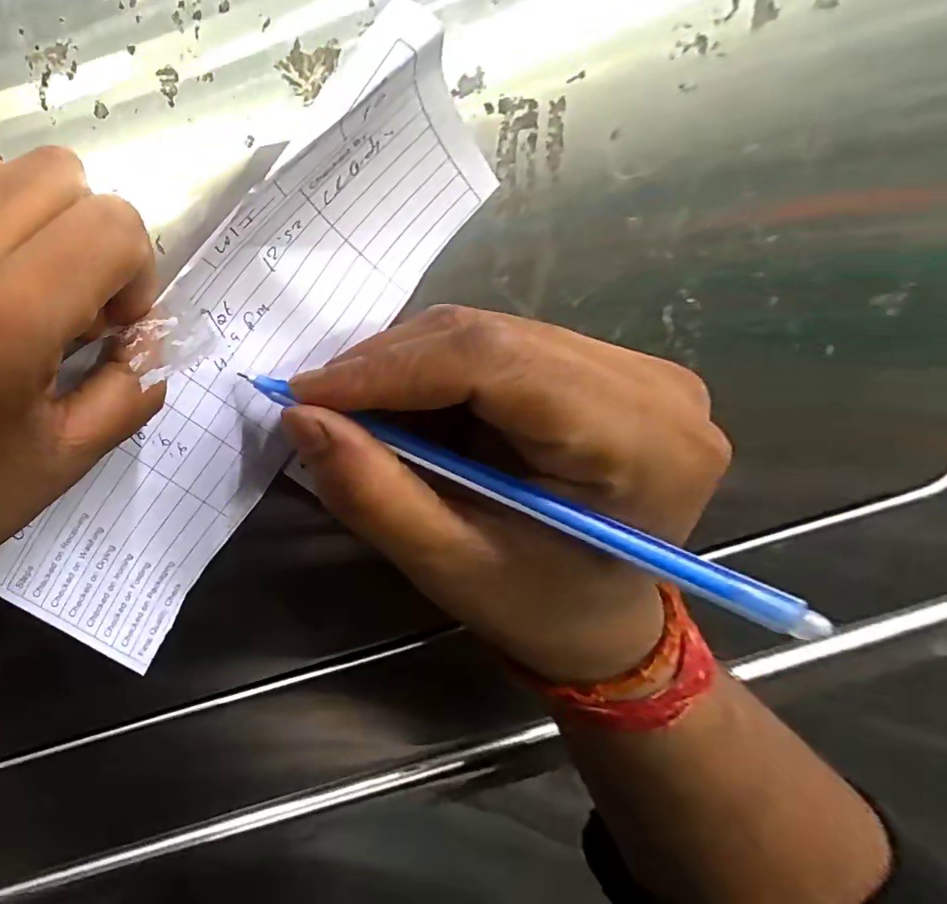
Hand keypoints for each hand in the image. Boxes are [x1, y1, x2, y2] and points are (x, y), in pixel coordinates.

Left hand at [0, 138, 165, 625]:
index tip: (107, 325)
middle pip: (53, 172)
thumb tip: (147, 326)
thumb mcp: (71, 456)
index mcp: (3, 323)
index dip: (134, 271)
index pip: (112, 224)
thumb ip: (136, 380)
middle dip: (81, 232)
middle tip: (58, 299)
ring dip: (9, 208)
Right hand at [281, 305, 731, 683]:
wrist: (598, 615)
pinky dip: (416, 369)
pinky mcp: (586, 364)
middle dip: (380, 365)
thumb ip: (371, 491)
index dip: (386, 369)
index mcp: (638, 440)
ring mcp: (621, 365)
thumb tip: (300, 417)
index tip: (305, 395)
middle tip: (316, 403)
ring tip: (349, 409)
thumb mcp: (444, 562)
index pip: (491, 361)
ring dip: (393, 364)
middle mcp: (645, 383)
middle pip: (479, 335)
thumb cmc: (532, 604)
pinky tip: (393, 405)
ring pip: (473, 330)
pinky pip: (478, 342)